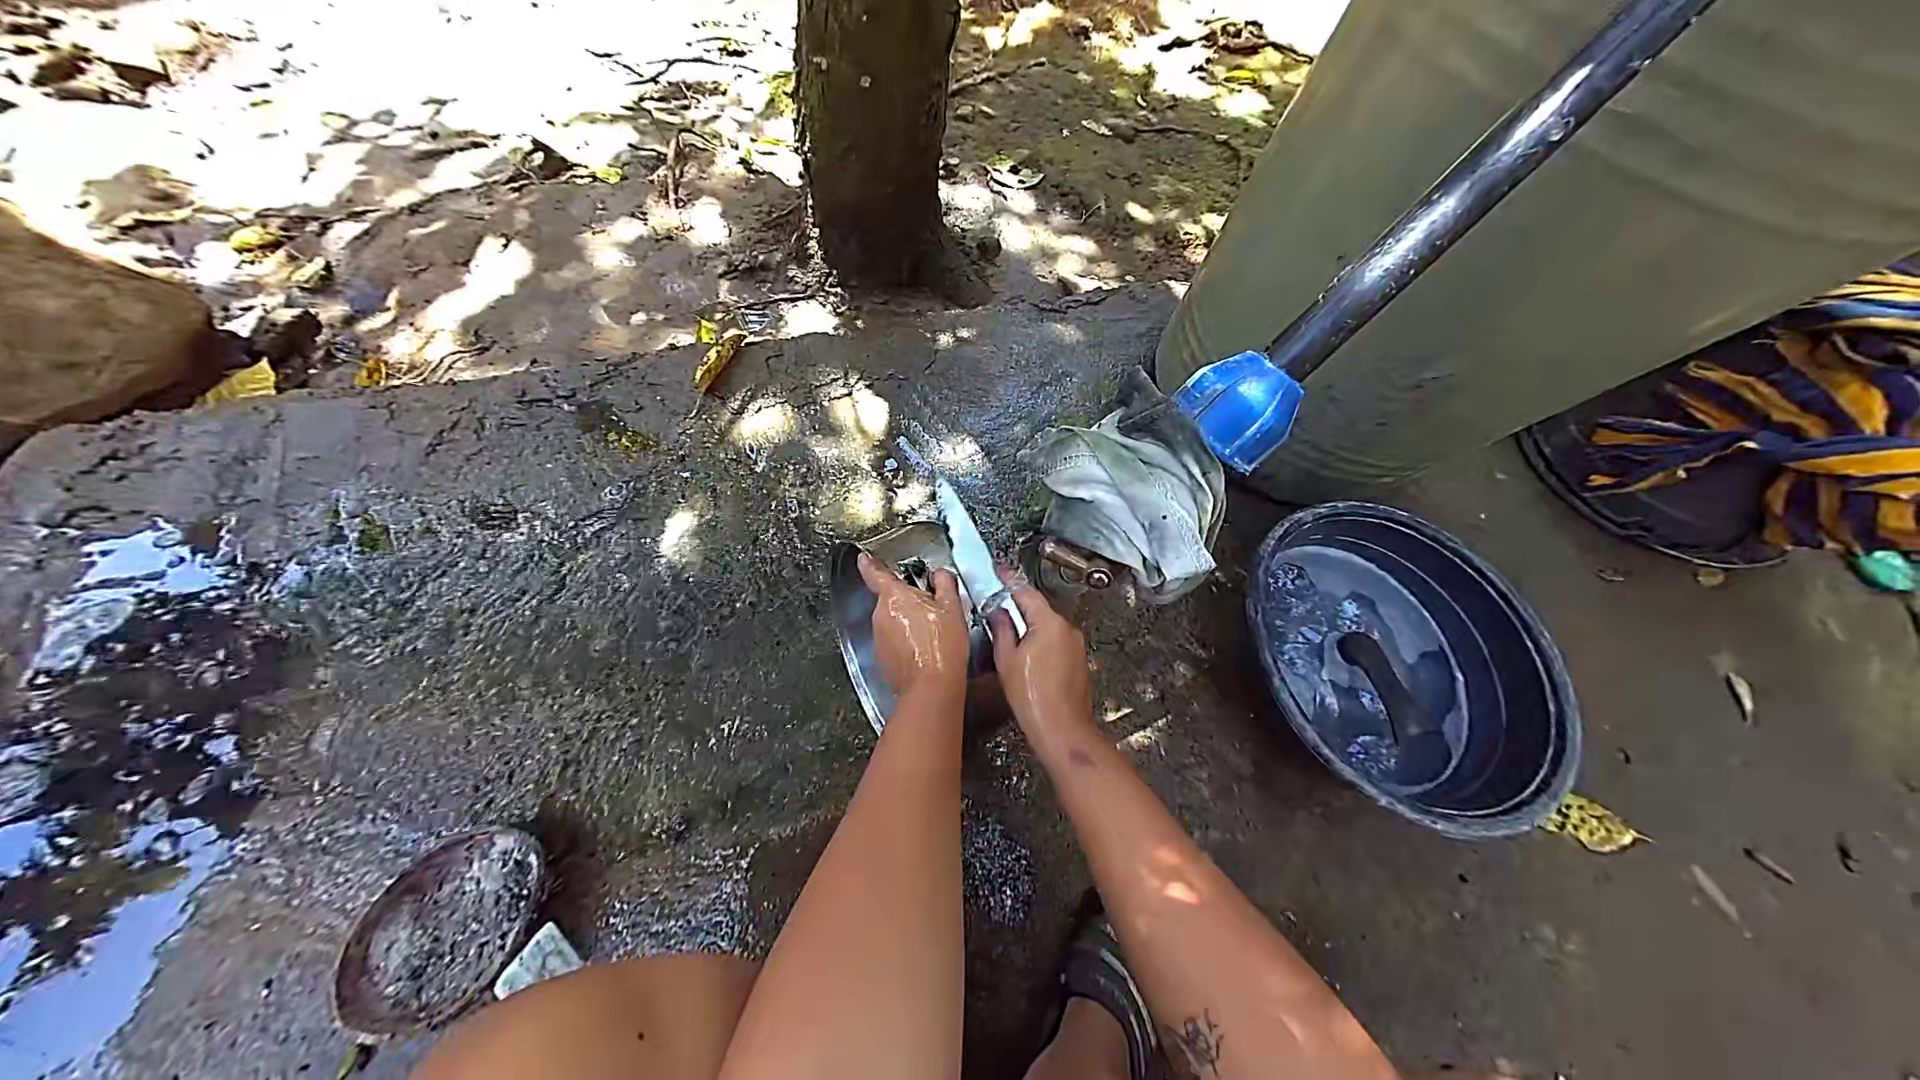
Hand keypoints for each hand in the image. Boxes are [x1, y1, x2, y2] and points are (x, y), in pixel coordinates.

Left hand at [857, 551, 970, 701]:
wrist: (931, 687)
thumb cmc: (941, 647)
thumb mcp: (952, 608)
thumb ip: (944, 584)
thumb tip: (940, 576)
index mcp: (894, 597)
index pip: (875, 573)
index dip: (869, 563)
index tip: (864, 557)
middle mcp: (880, 615)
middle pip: (891, 600)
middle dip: (909, 602)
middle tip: (933, 611)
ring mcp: (879, 638)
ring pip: (893, 621)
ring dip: (908, 623)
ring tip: (932, 635)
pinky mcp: (882, 657)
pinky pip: (893, 642)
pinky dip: (906, 643)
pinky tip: (924, 651)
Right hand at [986, 567, 1093, 753]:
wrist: (1061, 728)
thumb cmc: (1033, 698)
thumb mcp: (1007, 659)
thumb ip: (1002, 630)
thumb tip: (998, 614)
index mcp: (1049, 623)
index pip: (1026, 592)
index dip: (1009, 582)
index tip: (999, 573)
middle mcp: (1067, 629)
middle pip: (1038, 608)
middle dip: (1018, 608)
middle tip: (996, 611)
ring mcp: (1075, 645)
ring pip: (1047, 626)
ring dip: (1029, 627)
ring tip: (1009, 642)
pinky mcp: (1078, 660)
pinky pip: (1056, 641)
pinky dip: (1041, 642)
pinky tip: (1027, 659)